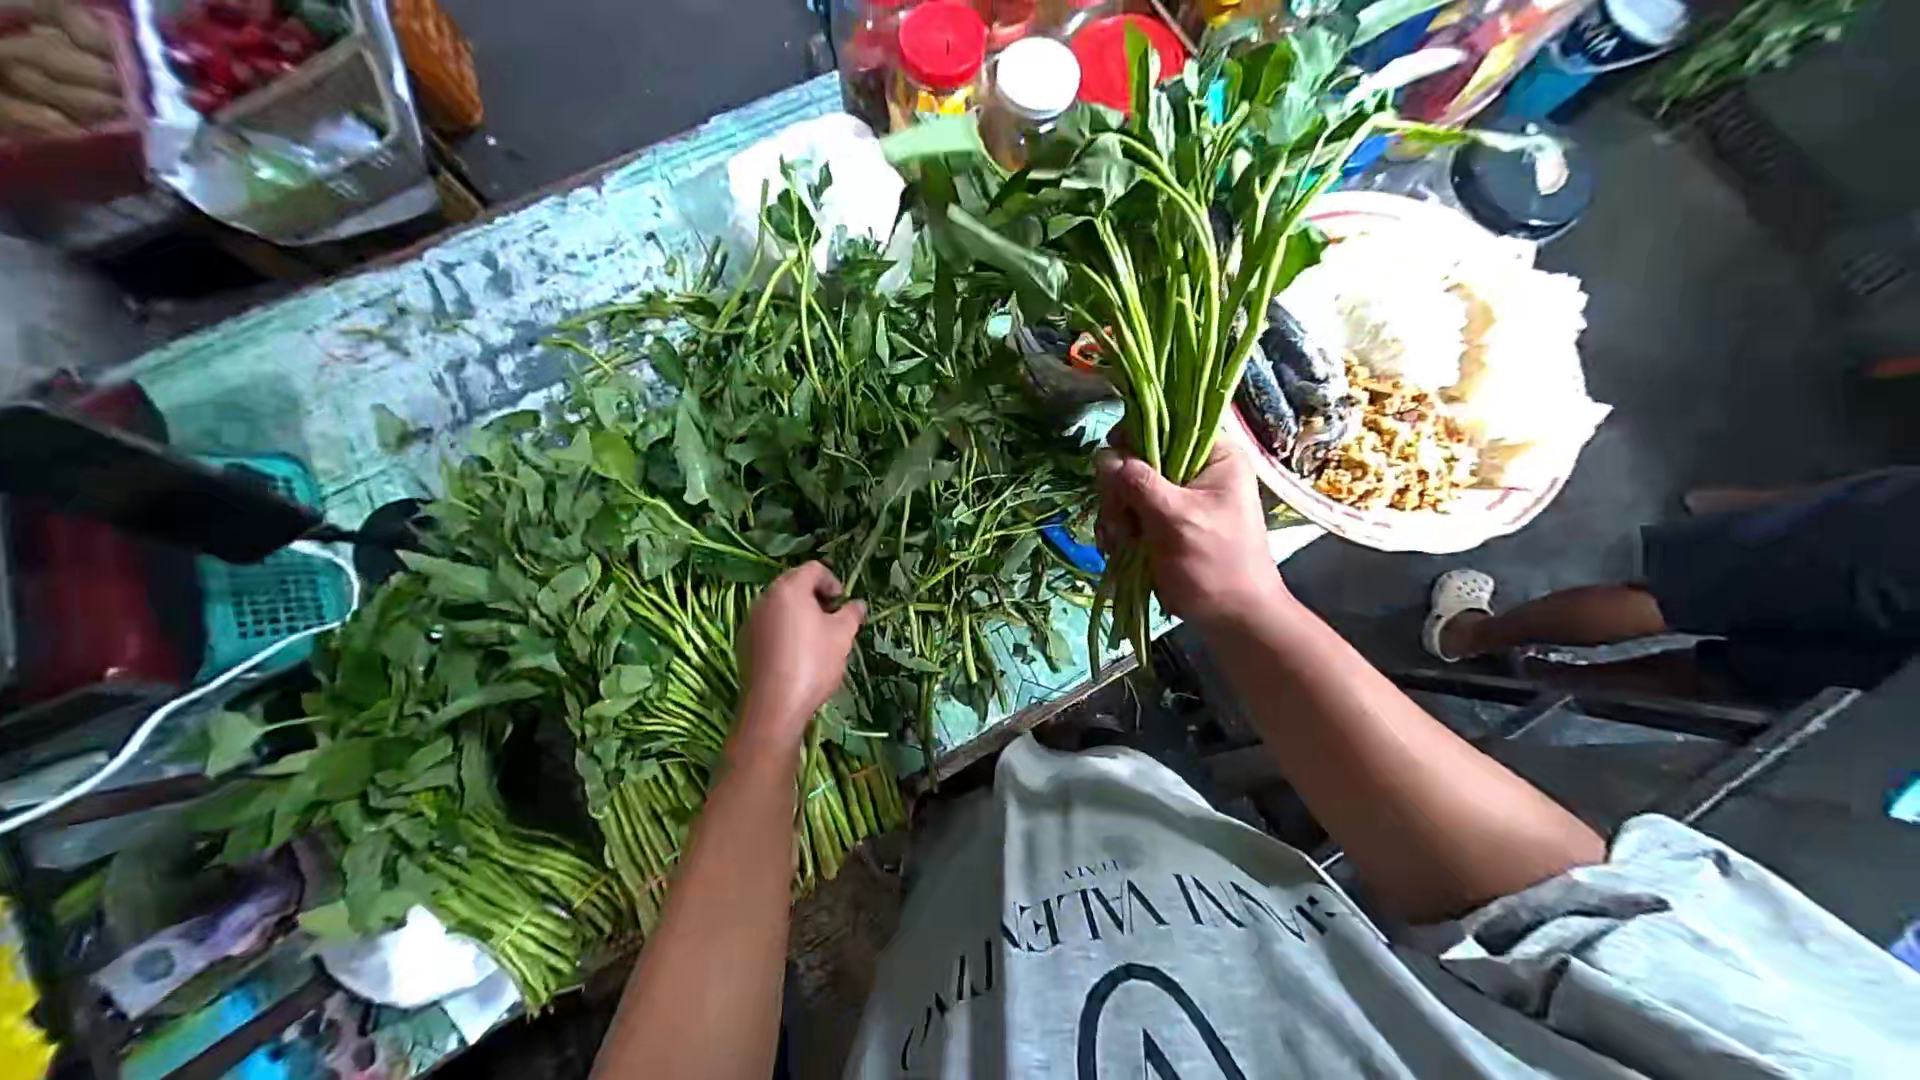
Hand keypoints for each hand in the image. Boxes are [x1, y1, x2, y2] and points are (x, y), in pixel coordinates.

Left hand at [736, 562, 865, 753]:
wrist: (774, 707)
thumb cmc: (812, 663)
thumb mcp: (842, 636)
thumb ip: (852, 614)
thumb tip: (857, 604)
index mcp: (789, 589)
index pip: (814, 569)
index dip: (833, 581)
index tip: (843, 604)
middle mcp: (765, 599)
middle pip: (795, 585)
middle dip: (816, 598)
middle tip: (833, 619)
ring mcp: (751, 621)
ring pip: (781, 607)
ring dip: (800, 615)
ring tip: (817, 639)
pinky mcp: (744, 643)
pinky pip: (769, 626)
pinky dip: (785, 631)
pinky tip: (797, 656)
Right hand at [1094, 440, 1287, 630]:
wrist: (1232, 618)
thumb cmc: (1217, 566)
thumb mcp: (1177, 520)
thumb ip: (1139, 483)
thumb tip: (1103, 456)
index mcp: (1213, 456)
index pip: (1166, 423)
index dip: (1134, 440)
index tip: (1114, 469)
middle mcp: (1193, 469)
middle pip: (1137, 458)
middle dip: (1121, 491)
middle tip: (1122, 523)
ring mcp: (1174, 497)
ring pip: (1125, 487)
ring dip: (1116, 515)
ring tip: (1122, 543)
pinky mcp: (1160, 521)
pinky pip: (1126, 512)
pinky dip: (1118, 529)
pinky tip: (1119, 548)